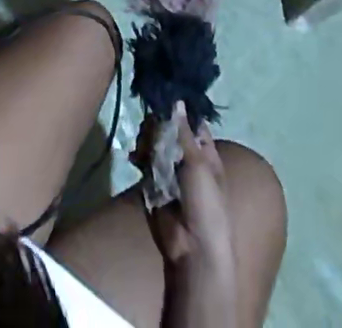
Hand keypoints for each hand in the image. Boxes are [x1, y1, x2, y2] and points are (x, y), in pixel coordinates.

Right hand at [148, 104, 240, 326]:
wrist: (192, 246)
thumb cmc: (206, 204)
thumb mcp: (198, 164)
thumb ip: (184, 133)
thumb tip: (177, 100)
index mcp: (206, 152)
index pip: (191, 121)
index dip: (178, 108)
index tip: (160, 95)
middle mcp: (187, 156)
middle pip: (167, 128)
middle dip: (156, 127)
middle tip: (149, 132)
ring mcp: (170, 168)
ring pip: (153, 141)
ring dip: (145, 141)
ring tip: (142, 151)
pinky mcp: (154, 180)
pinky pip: (143, 159)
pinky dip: (138, 156)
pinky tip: (135, 160)